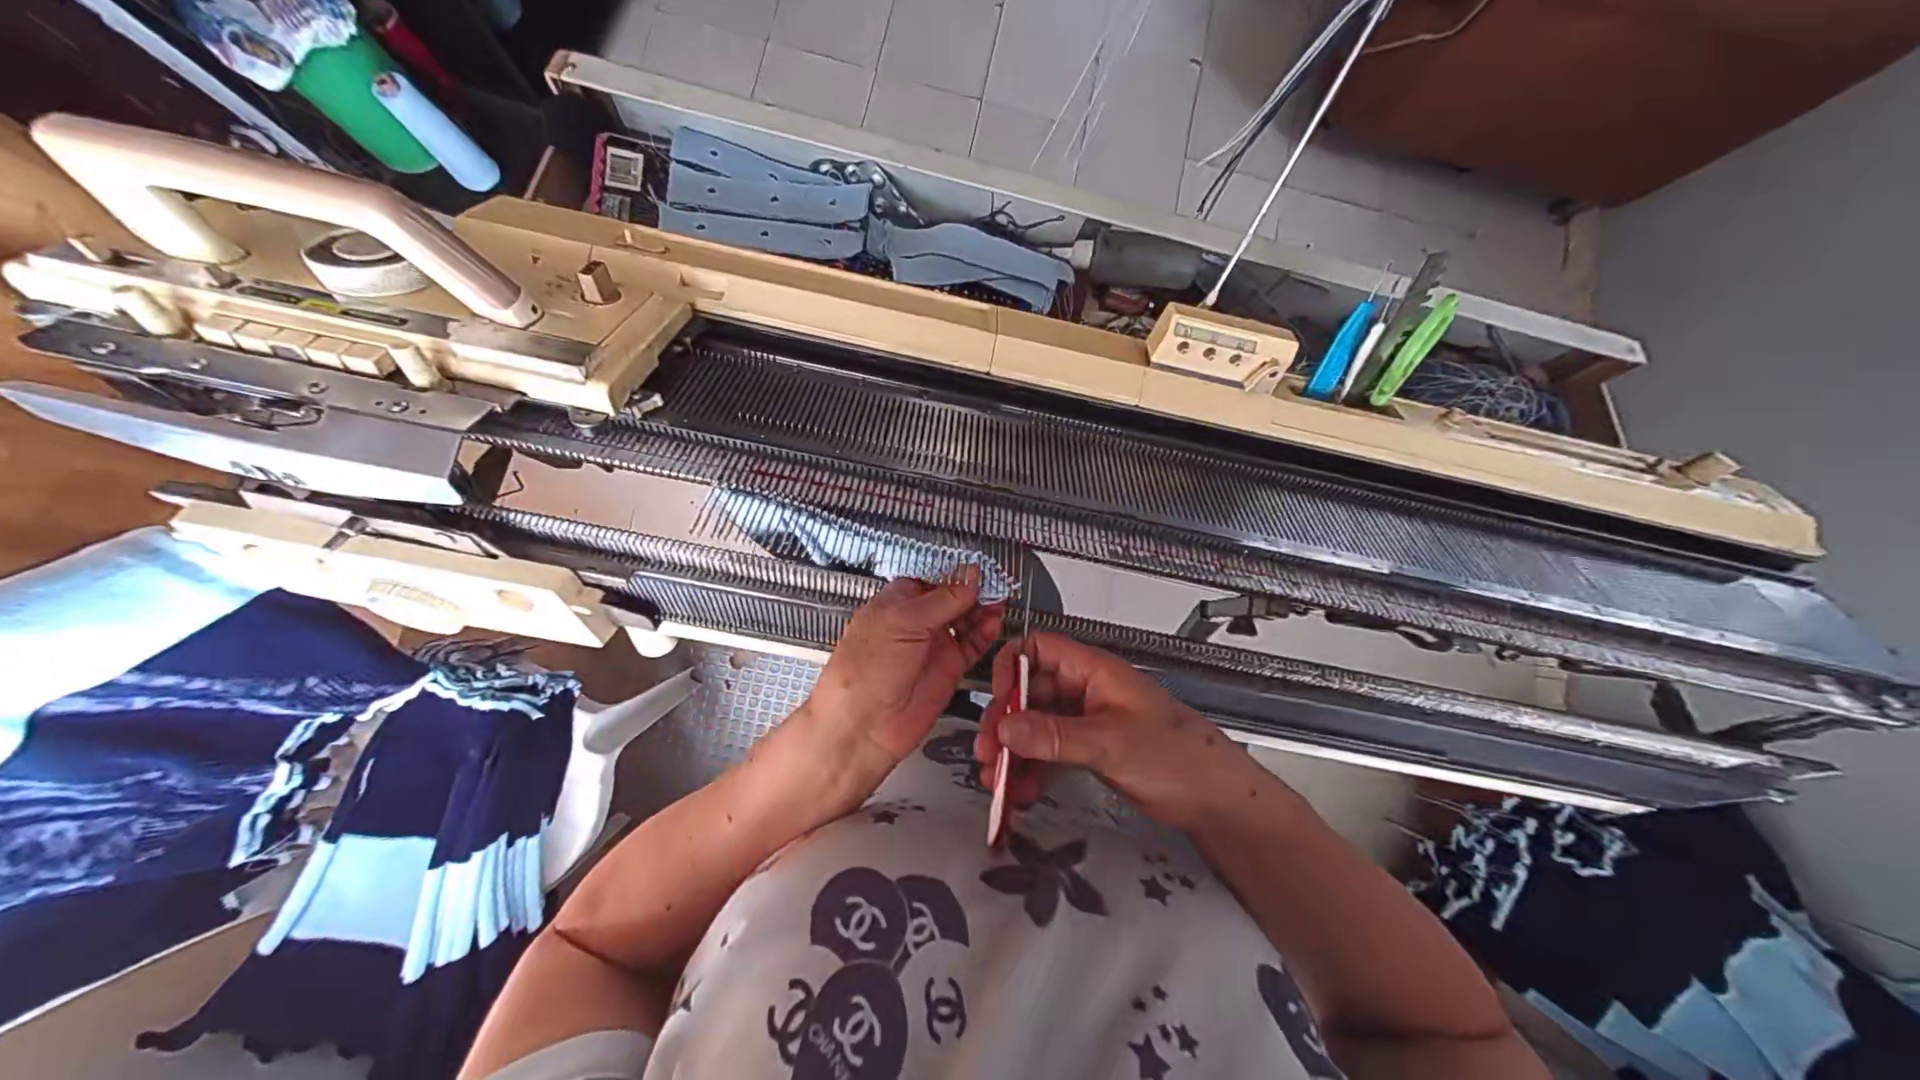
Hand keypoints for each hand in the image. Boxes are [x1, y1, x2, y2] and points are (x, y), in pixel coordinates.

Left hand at [792, 566, 1003, 788]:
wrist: (863, 726)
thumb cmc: (862, 674)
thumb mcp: (903, 622)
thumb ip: (941, 599)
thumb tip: (968, 578)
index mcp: (897, 602)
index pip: (934, 578)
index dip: (957, 574)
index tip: (978, 570)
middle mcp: (916, 622)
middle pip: (954, 597)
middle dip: (975, 590)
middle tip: (994, 585)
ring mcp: (933, 645)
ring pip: (967, 620)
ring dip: (983, 610)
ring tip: (997, 603)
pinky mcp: (948, 668)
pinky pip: (973, 645)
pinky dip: (985, 634)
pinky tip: (993, 624)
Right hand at [975, 633, 1272, 829]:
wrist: (1216, 799)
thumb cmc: (1178, 757)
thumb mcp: (1110, 743)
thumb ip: (1054, 735)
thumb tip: (1004, 726)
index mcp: (1093, 670)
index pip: (1037, 649)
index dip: (1011, 670)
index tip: (997, 705)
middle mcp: (1085, 689)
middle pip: (1028, 693)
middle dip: (1004, 724)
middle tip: (988, 755)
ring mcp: (1086, 719)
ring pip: (1034, 726)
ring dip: (1013, 752)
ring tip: (999, 783)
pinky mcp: (1089, 748)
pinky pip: (1048, 750)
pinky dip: (1032, 769)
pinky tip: (1023, 791)